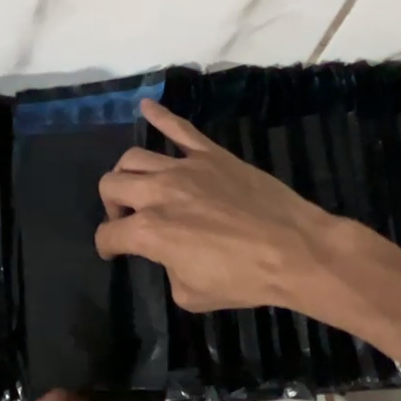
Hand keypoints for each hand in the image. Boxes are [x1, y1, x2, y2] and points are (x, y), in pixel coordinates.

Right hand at [95, 98, 348, 314]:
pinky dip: (159, 115)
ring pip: (135, 156)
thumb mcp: (192, 294)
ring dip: (128, 172)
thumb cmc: (245, 279)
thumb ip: (168, 269)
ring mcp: (184, 167)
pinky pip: (179, 127)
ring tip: (137, 185)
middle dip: (112, 205)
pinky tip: (146, 106)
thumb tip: (169, 255)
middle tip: (127, 218)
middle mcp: (158, 192)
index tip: (114, 252)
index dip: (107, 246)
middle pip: (112, 184)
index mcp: (149, 231)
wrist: (294, 249)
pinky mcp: (211, 154)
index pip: (108, 234)